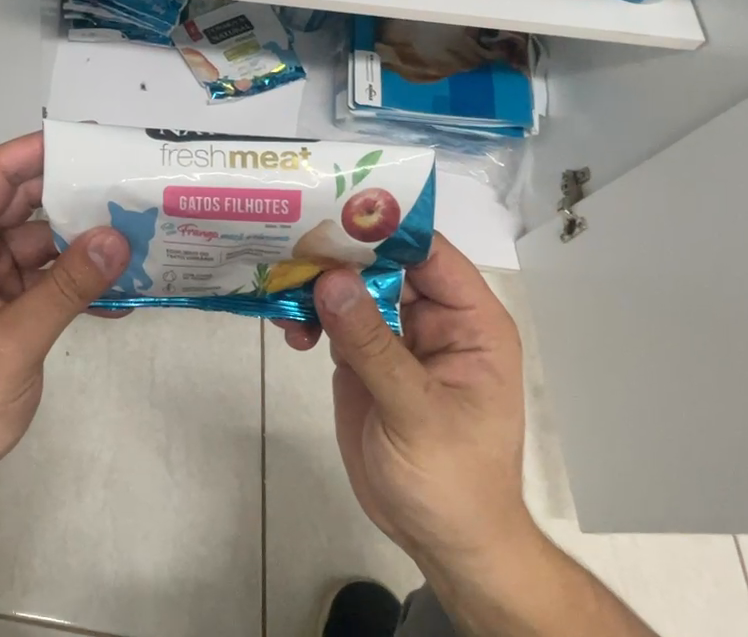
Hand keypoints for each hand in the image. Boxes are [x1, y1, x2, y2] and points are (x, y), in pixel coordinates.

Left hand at [0, 133, 128, 494]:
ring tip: (141, 234)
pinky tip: (124, 290)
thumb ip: (67, 286)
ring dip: (84, 242)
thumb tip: (118, 236)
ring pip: (42, 242)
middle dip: (71, 194)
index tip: (88, 140)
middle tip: (129, 183)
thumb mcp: (13, 340)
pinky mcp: (8, 309)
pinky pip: (49, 280)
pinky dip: (80, 282)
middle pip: (22, 204)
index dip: (35, 151)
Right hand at [275, 233, 534, 570]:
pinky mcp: (362, 359)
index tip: (330, 209)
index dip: (385, 229)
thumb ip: (372, 343)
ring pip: (350, 289)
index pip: (429, 254)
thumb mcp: (416, 409)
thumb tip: (329, 278)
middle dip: (337, 253)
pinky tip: (288, 332)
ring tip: (279, 290)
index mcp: (468, 321)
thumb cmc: (452, 477)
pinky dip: (306, 318)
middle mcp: (431, 319)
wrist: (437, 537)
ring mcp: (393, 338)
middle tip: (286, 242)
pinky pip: (331, 320)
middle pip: (381, 264)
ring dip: (314, 286)